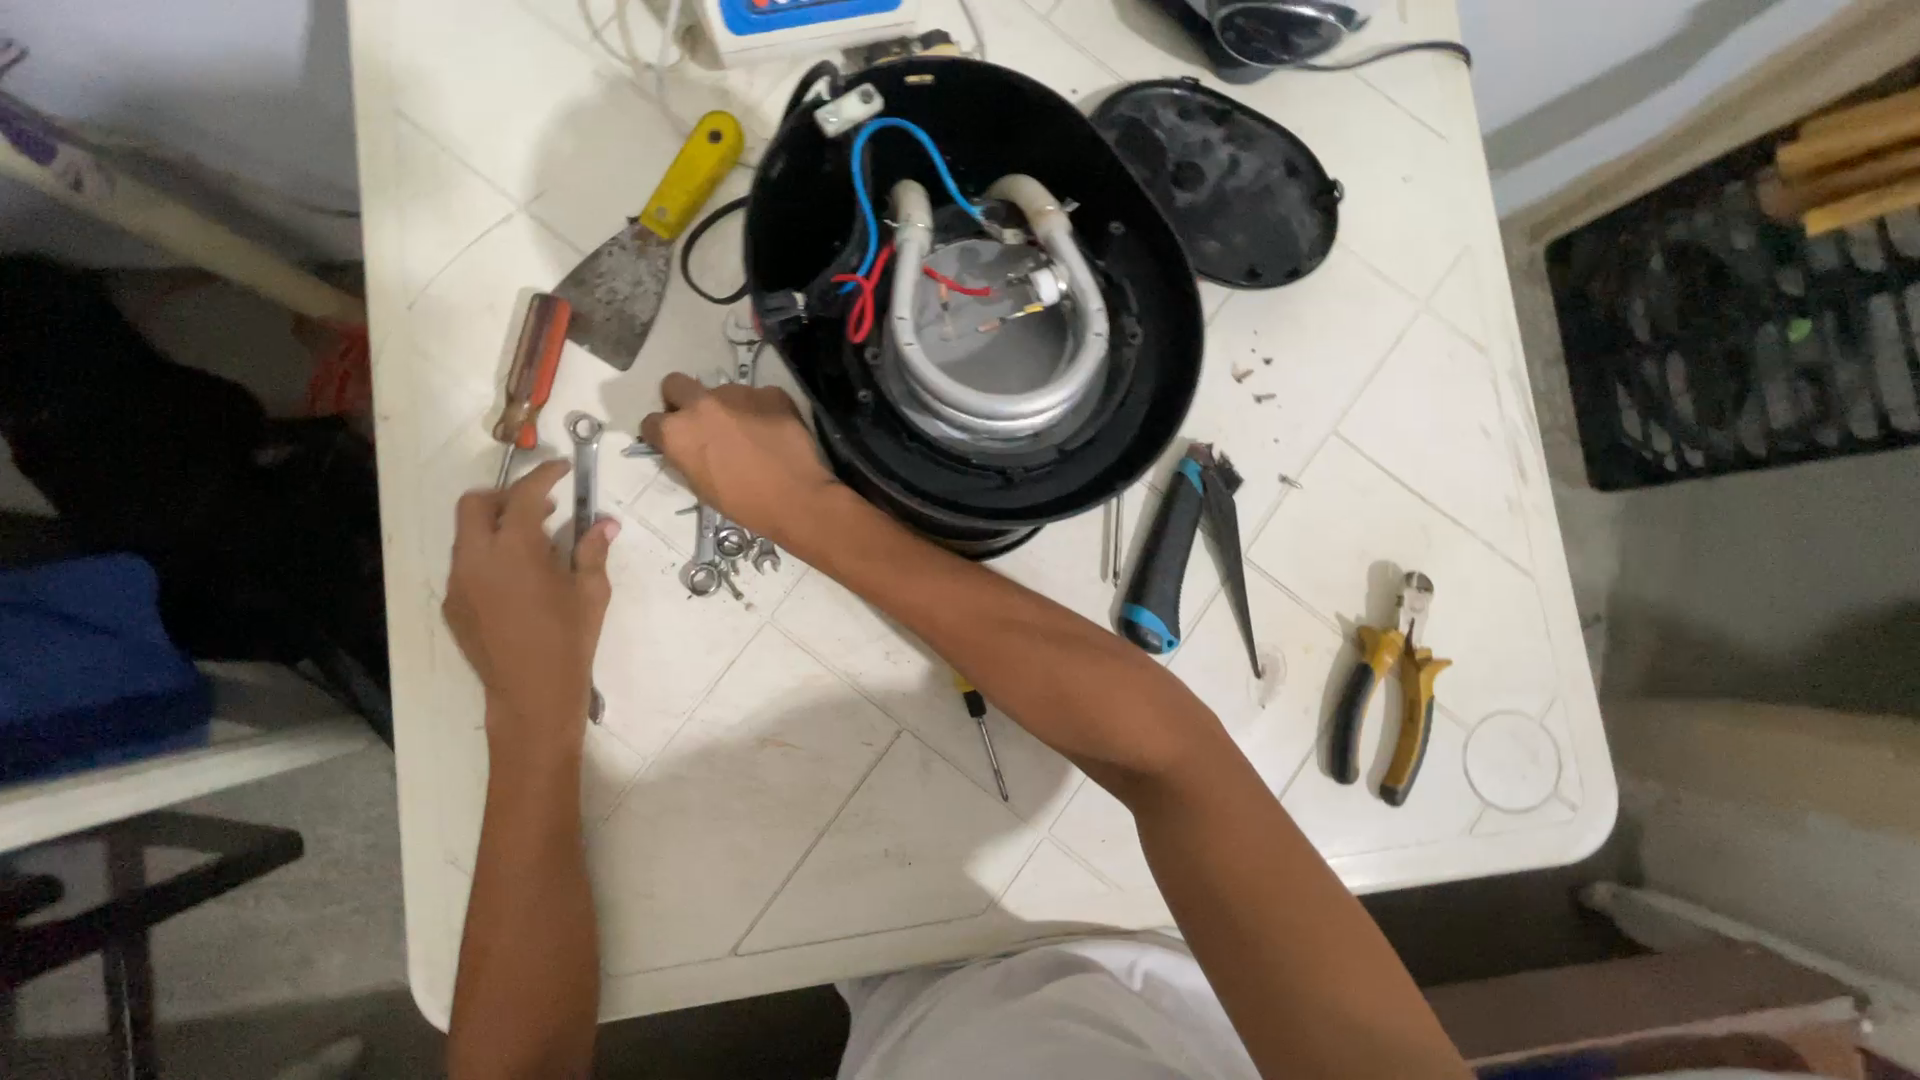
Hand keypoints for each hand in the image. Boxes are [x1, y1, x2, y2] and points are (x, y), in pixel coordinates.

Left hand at [443, 461, 616, 765]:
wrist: (531, 693)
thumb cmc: (570, 640)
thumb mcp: (592, 592)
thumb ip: (593, 551)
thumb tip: (604, 523)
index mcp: (514, 550)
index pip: (524, 496)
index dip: (545, 476)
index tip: (562, 468)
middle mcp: (476, 559)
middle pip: (474, 504)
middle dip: (505, 496)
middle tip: (541, 508)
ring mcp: (458, 583)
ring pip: (466, 535)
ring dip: (497, 527)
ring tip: (535, 546)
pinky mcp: (453, 605)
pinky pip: (466, 565)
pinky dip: (489, 556)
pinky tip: (519, 581)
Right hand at [639, 373, 840, 542]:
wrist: (796, 497)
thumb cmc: (744, 503)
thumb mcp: (700, 487)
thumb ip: (686, 457)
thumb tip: (686, 447)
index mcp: (677, 432)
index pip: (652, 422)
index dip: (661, 433)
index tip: (674, 441)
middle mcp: (701, 404)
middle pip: (676, 384)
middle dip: (681, 398)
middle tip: (700, 420)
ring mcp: (737, 393)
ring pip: (722, 391)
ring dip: (728, 407)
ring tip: (748, 433)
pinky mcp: (770, 392)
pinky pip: (758, 396)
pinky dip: (761, 410)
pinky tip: (772, 431)